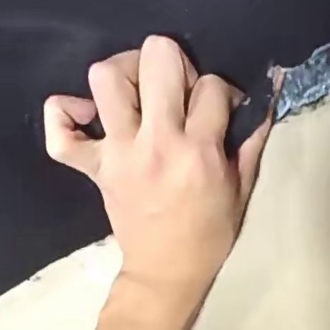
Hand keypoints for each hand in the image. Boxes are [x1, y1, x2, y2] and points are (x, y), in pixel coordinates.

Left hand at [45, 36, 271, 308]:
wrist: (167, 272)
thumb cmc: (210, 234)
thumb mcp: (243, 189)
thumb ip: (253, 138)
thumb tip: (269, 92)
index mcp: (199, 150)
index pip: (212, 86)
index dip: (221, 92)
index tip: (220, 112)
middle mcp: (156, 142)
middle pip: (157, 57)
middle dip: (174, 64)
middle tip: (178, 93)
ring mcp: (119, 153)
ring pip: (105, 77)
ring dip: (126, 73)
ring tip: (139, 94)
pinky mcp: (93, 168)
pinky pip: (60, 133)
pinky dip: (65, 115)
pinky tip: (87, 115)